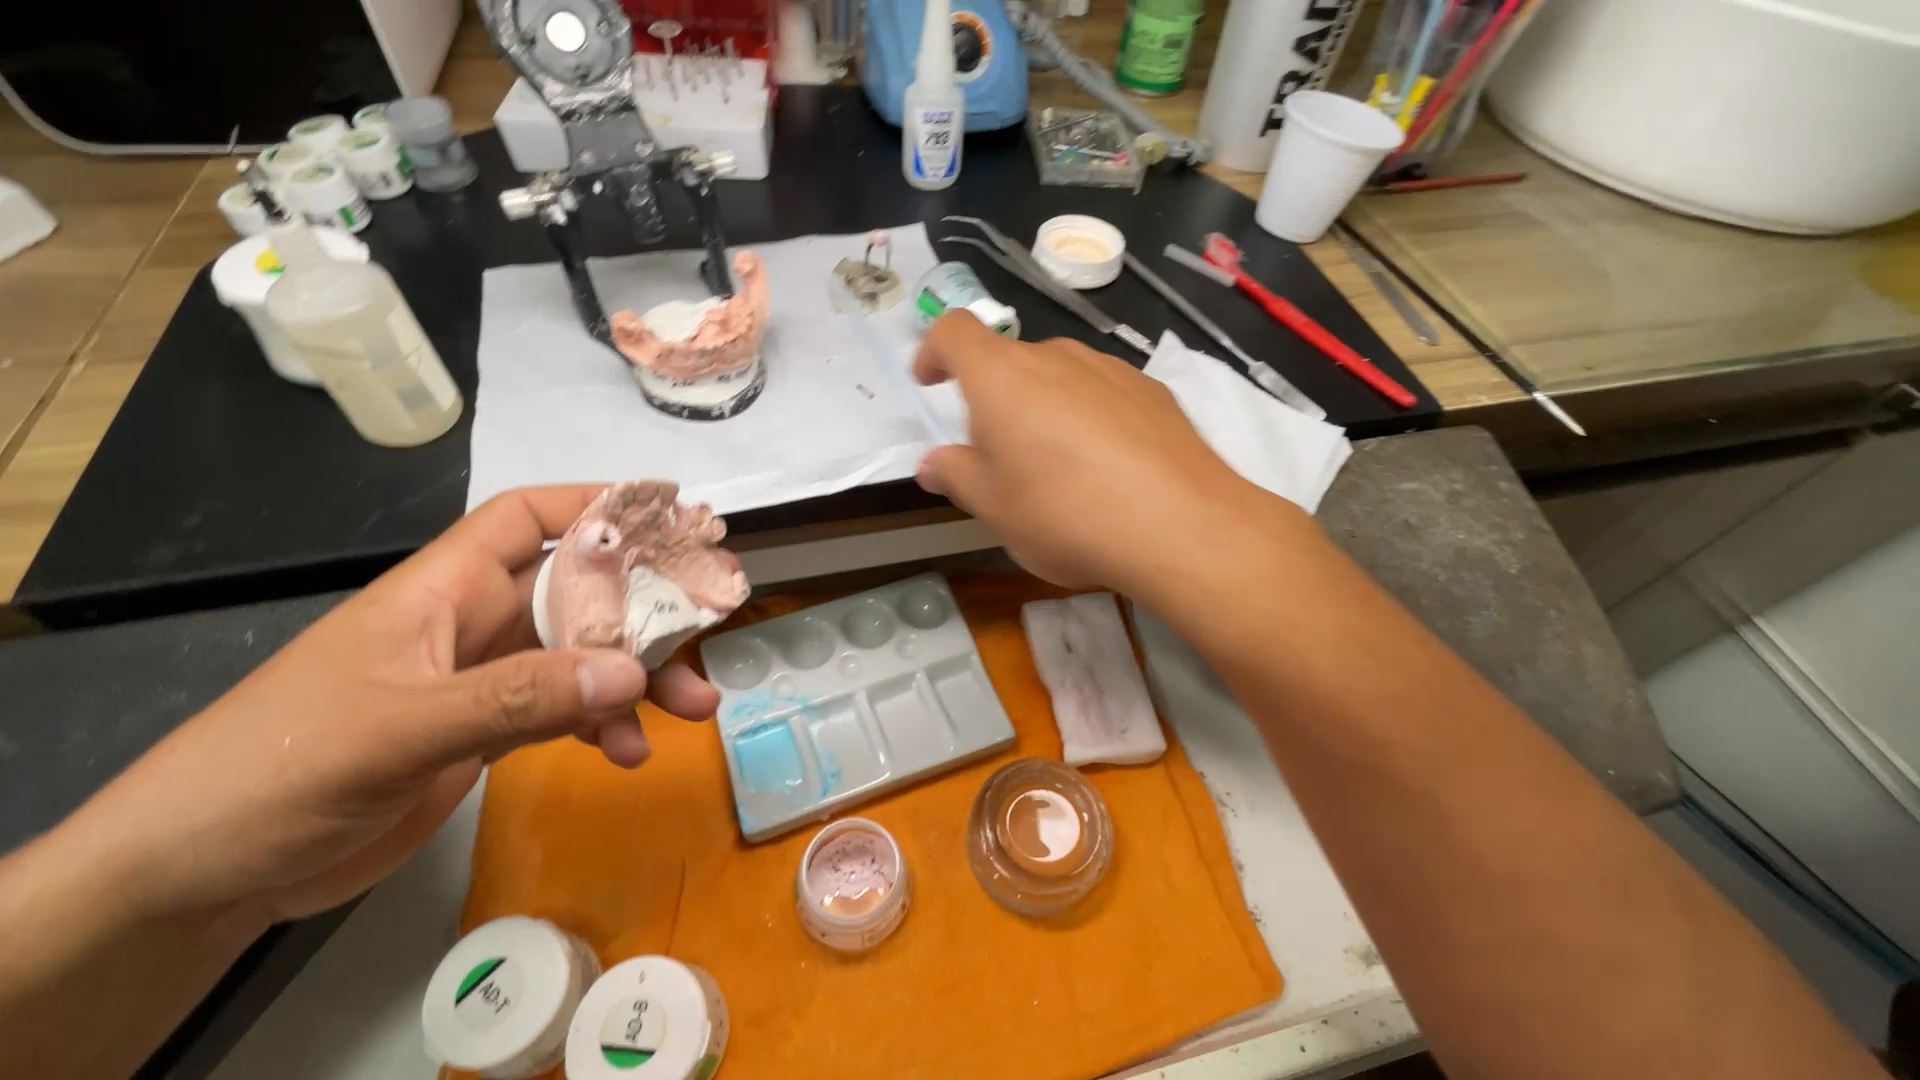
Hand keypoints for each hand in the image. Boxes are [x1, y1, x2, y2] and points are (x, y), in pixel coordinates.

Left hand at [71, 486, 718, 925]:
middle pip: (576, 595)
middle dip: (643, 610)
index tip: (669, 512)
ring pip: (580, 659)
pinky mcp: (482, 737)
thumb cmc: (277, 770)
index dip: (594, 505)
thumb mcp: (398, 729)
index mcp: (439, 592)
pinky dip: (602, 725)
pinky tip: (628, 753)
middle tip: (707, 628)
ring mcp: (479, 685)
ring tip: (690, 706)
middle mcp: (468, 627)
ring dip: (636, 677)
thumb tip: (630, 670)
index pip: (525, 520)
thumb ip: (515, 697)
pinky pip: (564, 713)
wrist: (201, 875)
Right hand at [912, 313, 1283, 593]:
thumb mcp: (993, 508)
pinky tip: (1107, 467)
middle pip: (1009, 361)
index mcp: (1002, 376)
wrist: (1180, 525)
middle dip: (993, 399)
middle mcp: (1055, 356)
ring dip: (1043, 407)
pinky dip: (1089, 416)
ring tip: (1058, 468)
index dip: (933, 350)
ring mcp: (1109, 368)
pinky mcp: (1152, 390)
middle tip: (999, 457)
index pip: (953, 331)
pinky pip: (1102, 392)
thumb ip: (955, 476)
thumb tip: (932, 463)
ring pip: (1058, 376)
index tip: (929, 383)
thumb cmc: (1065, 514)